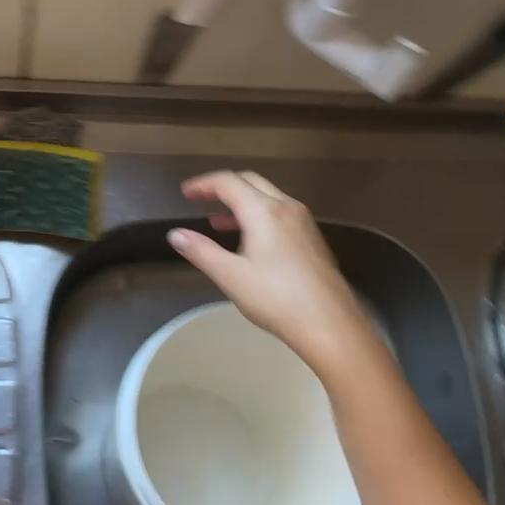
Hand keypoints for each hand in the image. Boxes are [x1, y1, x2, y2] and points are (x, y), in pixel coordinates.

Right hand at [168, 170, 374, 367]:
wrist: (329, 322)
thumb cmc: (276, 298)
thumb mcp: (230, 276)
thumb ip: (201, 251)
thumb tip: (175, 234)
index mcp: (263, 210)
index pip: (229, 182)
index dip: (204, 184)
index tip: (185, 192)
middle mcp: (286, 207)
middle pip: (251, 182)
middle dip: (223, 187)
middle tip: (200, 199)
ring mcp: (304, 222)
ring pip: (268, 198)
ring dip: (241, 203)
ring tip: (218, 221)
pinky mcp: (313, 240)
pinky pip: (281, 214)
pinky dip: (259, 216)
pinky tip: (251, 242)